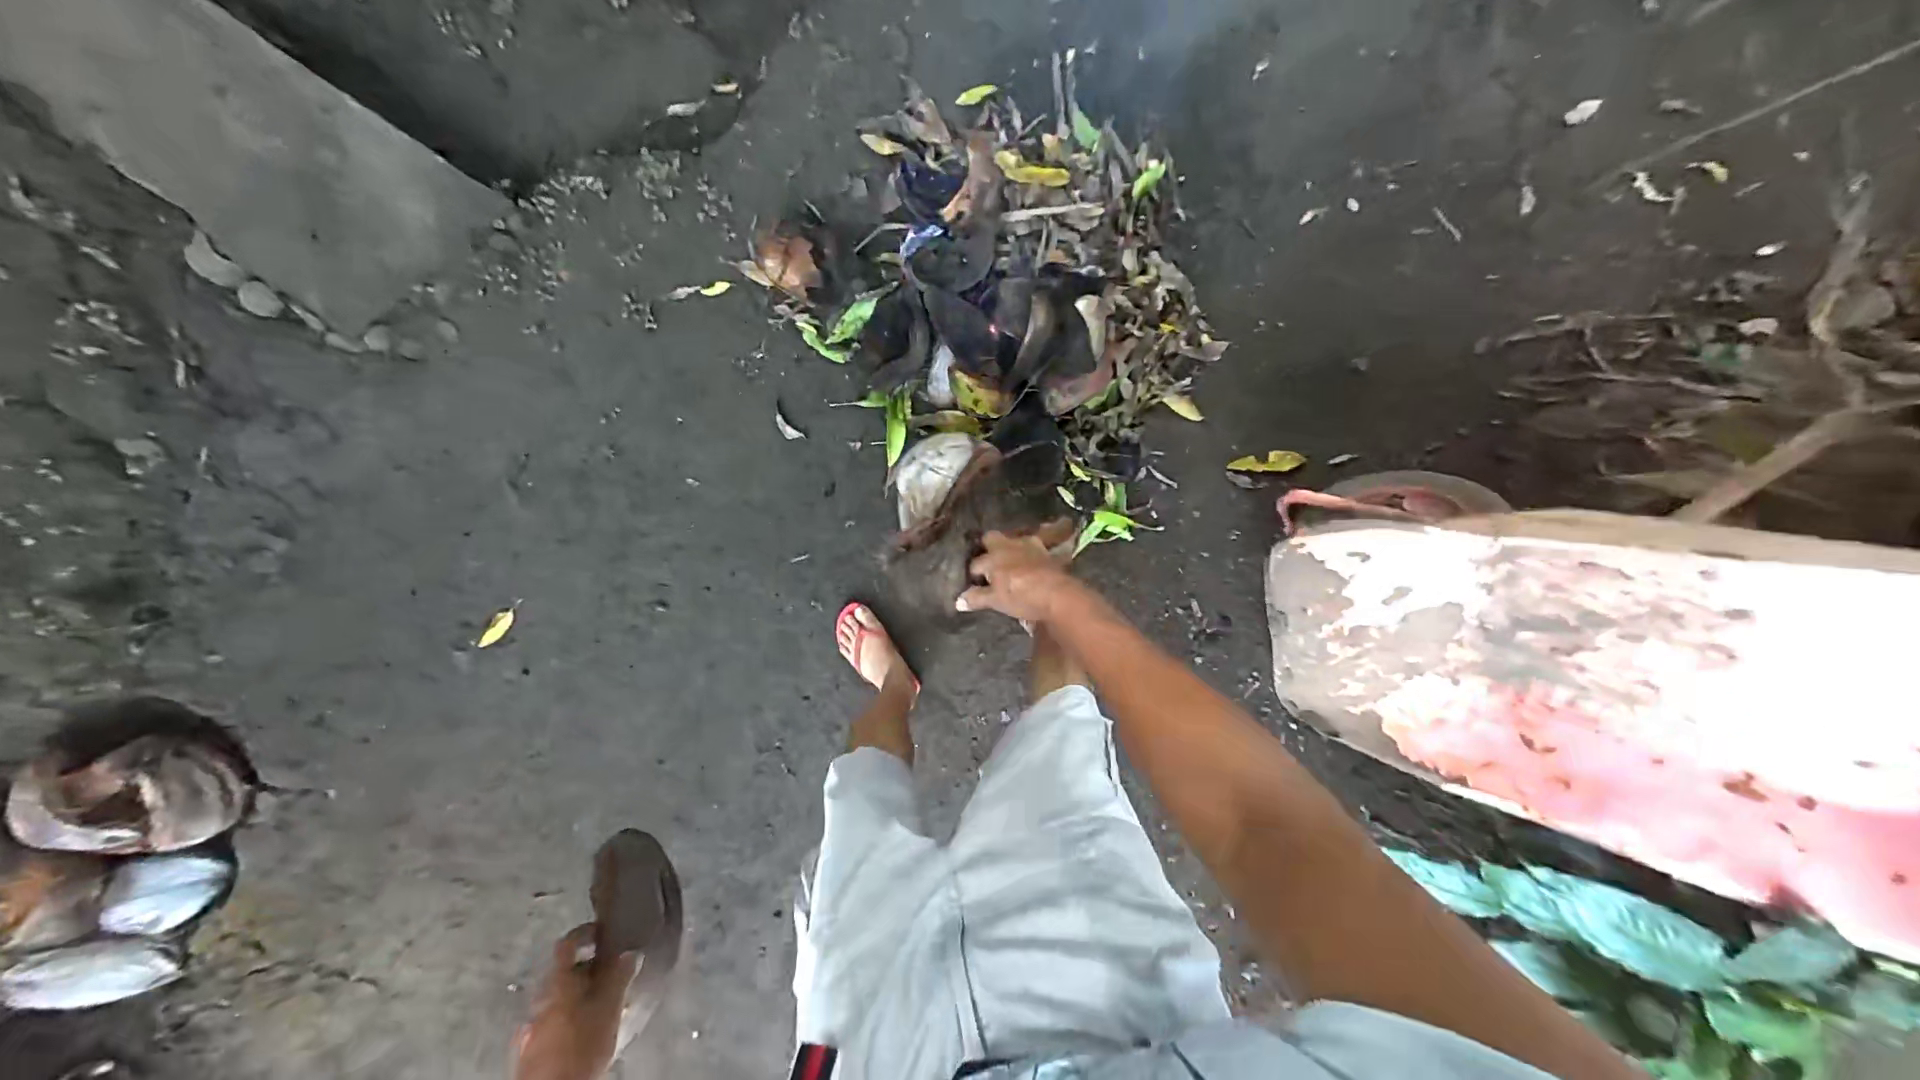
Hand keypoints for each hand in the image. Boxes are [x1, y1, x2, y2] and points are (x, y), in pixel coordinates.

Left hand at [512, 924, 635, 1079]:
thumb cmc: (582, 1043)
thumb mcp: (609, 1007)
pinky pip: (557, 1017)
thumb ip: (619, 976)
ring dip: (583, 991)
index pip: (567, 943)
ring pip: (562, 996)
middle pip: (565, 971)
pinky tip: (590, 1025)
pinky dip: (574, 1012)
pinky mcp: (533, 1046)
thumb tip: (629, 952)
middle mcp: (540, 998)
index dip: (586, 932)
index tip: (606, 931)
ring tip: (608, 999)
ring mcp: (534, 1024)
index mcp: (557, 981)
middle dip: (590, 966)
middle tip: (615, 969)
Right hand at [955, 528, 1082, 622]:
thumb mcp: (996, 601)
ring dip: (1013, 547)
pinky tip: (1040, 553)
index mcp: (992, 556)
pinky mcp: (1048, 550)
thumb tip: (959, 601)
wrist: (1057, 595)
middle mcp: (1009, 545)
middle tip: (990, 565)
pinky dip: (1039, 544)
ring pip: (1016, 538)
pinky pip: (1045, 538)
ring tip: (1013, 561)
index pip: (976, 563)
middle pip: (992, 538)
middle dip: (988, 548)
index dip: (974, 574)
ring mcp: (1030, 545)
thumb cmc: (1020, 596)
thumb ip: (977, 598)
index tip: (976, 584)